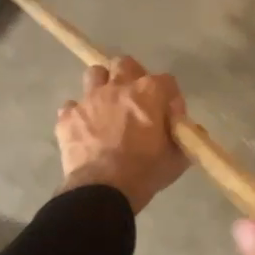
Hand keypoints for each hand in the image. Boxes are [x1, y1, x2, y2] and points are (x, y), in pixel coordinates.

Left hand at [56, 57, 188, 212]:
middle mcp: (119, 87)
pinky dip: (80, 114)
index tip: (170, 115)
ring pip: (95, 74)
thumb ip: (185, 135)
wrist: (103, 191)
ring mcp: (90, 100)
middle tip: (136, 100)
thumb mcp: (178, 157)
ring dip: (103, 85)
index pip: (166, 80)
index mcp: (149, 93)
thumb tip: (186, 126)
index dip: (170, 97)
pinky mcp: (68, 117)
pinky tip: (86, 129)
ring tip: (107, 106)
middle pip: (125, 64)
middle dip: (132, 76)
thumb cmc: (146, 172)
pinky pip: (72, 106)